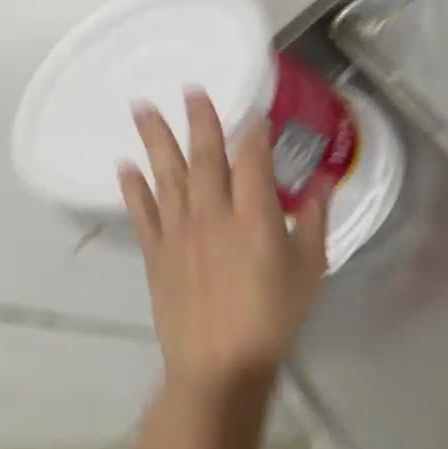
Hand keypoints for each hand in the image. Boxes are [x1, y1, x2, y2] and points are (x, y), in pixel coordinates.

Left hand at [119, 88, 331, 402]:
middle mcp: (213, 216)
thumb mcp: (310, 265)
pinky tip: (125, 165)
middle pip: (205, 158)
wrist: (220, 360)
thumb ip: (315, 221)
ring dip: (156, 140)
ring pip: (167, 176)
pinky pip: (142, 212)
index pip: (252, 161)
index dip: (254, 132)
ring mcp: (179, 233)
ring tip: (142, 107)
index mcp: (256, 217)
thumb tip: (322, 183)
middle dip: (200, 121)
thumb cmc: (276, 312)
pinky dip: (132, 187)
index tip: (255, 108)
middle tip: (189, 88)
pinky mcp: (156, 253)